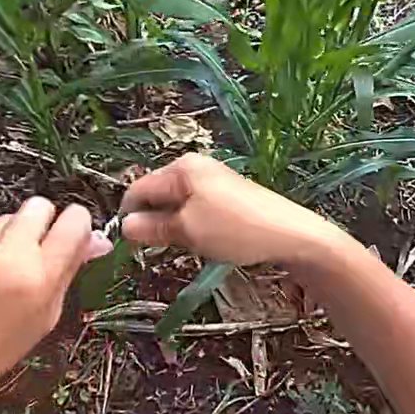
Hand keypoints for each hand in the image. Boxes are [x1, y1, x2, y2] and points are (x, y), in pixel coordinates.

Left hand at [0, 198, 110, 413]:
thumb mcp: (42, 320)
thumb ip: (68, 273)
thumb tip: (97, 241)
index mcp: (36, 279)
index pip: (74, 221)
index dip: (78, 227)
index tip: (73, 238)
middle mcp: (4, 256)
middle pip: (40, 206)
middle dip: (43, 223)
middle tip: (35, 252)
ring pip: (7, 218)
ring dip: (10, 236)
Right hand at [119, 153, 349, 269]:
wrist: (289, 233)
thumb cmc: (234, 229)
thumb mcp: (187, 231)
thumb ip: (152, 227)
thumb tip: (125, 226)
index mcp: (181, 168)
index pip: (138, 189)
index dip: (129, 217)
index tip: (129, 245)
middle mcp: (194, 166)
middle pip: (157, 193)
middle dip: (154, 220)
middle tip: (161, 247)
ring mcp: (212, 178)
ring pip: (176, 203)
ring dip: (173, 225)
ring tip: (187, 244)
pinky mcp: (226, 193)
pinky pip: (195, 206)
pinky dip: (192, 224)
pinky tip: (204, 240)